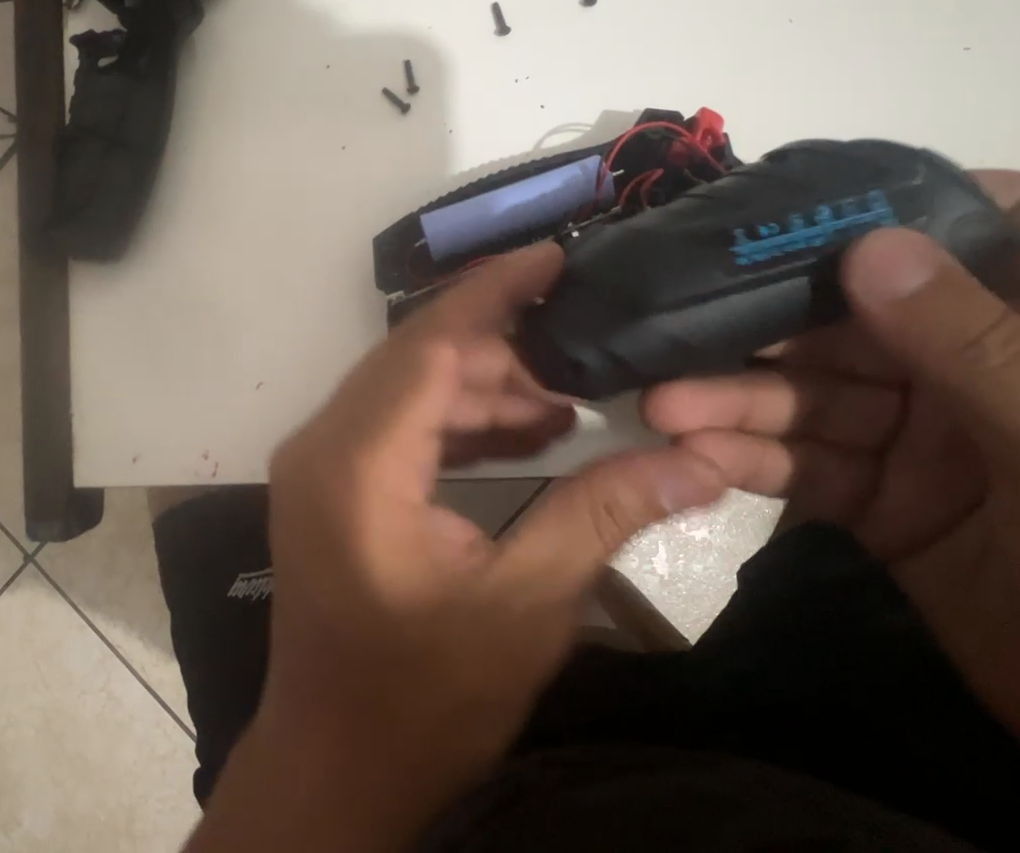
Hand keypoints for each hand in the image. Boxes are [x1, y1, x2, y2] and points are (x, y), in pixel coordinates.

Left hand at [189, 244, 728, 852]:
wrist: (336, 762)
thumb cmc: (423, 696)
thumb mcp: (525, 605)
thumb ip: (602, 514)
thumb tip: (702, 460)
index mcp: (357, 462)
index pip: (427, 343)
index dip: (494, 291)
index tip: (556, 257)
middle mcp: (322, 444)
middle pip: (415, 358)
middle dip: (500, 343)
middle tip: (586, 344)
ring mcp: (318, 465)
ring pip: (406, 389)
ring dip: (482, 386)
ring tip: (569, 401)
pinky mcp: (328, 487)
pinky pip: (395, 426)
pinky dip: (456, 422)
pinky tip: (527, 435)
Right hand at [644, 172, 1019, 844]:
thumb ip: (979, 353)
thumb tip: (869, 245)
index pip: (1001, 224)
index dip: (905, 206)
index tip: (794, 215)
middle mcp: (1001, 373)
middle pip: (869, 316)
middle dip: (774, 321)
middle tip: (677, 328)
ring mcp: (940, 444)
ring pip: (821, 397)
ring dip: (741, 400)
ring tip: (663, 406)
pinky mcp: (892, 510)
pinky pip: (810, 470)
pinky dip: (751, 462)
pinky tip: (696, 457)